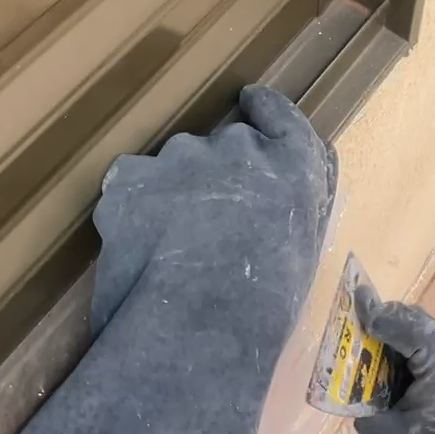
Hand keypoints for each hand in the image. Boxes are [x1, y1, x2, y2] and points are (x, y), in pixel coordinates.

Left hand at [90, 85, 336, 340]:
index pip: (280, 117)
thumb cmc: (264, 307)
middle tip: (209, 222)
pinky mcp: (130, 178)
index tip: (250, 103)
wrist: (197, 330)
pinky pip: (132, 184)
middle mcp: (237, 146)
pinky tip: (140, 249)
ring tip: (170, 247)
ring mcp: (180, 156)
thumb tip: (293, 179)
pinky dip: (134, 208)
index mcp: (290, 164)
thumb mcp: (304, 252)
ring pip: (174, 166)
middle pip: (224, 146)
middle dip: (217, 174)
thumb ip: (299, 203)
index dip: (264, 109)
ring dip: (173, 191)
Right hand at [352, 282, 434, 433]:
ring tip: (362, 331)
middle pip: (422, 324)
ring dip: (392, 327)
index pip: (420, 335)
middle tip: (356, 315)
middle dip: (388, 316)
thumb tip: (348, 382)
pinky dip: (397, 343)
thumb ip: (364, 408)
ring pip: (422, 332)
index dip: (390, 318)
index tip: (362, 312)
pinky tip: (377, 354)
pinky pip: (420, 348)